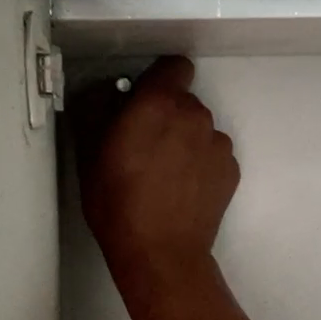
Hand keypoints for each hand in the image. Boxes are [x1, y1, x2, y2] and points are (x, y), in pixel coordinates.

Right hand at [82, 56, 239, 282]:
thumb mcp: (89, 154)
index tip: (143, 101)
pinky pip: (213, 155)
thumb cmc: (117, 202)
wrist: (160, 253)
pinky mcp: (231, 170)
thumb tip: (107, 93)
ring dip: (185, 140)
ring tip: (164, 174)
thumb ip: (97, 111)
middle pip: (184, 100)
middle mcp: (195, 115)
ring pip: (199, 129)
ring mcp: (218, 144)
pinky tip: (182, 190)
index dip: (158, 80)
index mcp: (159, 103)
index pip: (174, 66)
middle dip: (167, 115)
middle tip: (144, 147)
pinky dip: (200, 165)